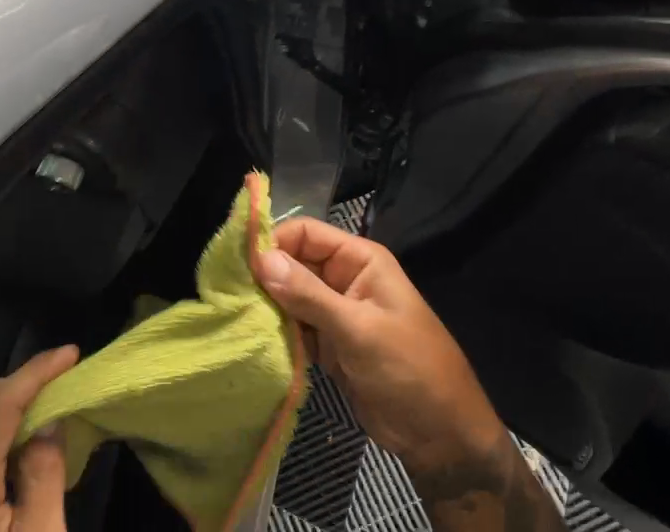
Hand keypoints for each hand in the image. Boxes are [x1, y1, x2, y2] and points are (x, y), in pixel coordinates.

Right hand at [257, 220, 561, 531]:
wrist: (440, 436)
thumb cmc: (409, 369)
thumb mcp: (358, 329)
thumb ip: (308, 294)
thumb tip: (259, 259)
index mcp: (359, 260)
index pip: (305, 233)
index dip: (272, 241)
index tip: (236, 264)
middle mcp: (345, 278)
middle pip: (293, 263)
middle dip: (264, 276)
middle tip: (229, 294)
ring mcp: (336, 312)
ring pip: (289, 296)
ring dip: (268, 307)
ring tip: (236, 318)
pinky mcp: (329, 344)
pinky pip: (295, 328)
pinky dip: (278, 334)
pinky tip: (254, 341)